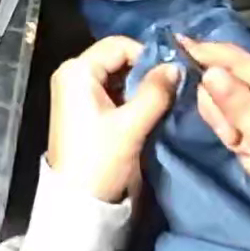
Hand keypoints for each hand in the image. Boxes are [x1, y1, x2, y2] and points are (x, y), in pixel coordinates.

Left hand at [48, 37, 179, 202]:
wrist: (76, 205)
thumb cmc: (100, 161)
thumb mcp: (131, 126)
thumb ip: (155, 93)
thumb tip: (177, 66)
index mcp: (77, 70)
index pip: (119, 45)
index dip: (147, 55)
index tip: (171, 73)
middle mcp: (72, 72)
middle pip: (116, 57)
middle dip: (144, 70)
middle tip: (171, 86)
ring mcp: (74, 89)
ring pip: (115, 73)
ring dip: (138, 84)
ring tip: (162, 99)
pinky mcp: (80, 106)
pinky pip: (109, 89)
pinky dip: (128, 95)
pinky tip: (147, 109)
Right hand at [183, 37, 249, 207]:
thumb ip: (239, 105)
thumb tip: (209, 71)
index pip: (235, 58)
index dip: (206, 50)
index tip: (176, 44)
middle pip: (225, 81)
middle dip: (220, 110)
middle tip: (233, 139)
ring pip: (226, 105)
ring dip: (229, 128)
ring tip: (248, 152)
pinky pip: (234, 125)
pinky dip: (238, 142)